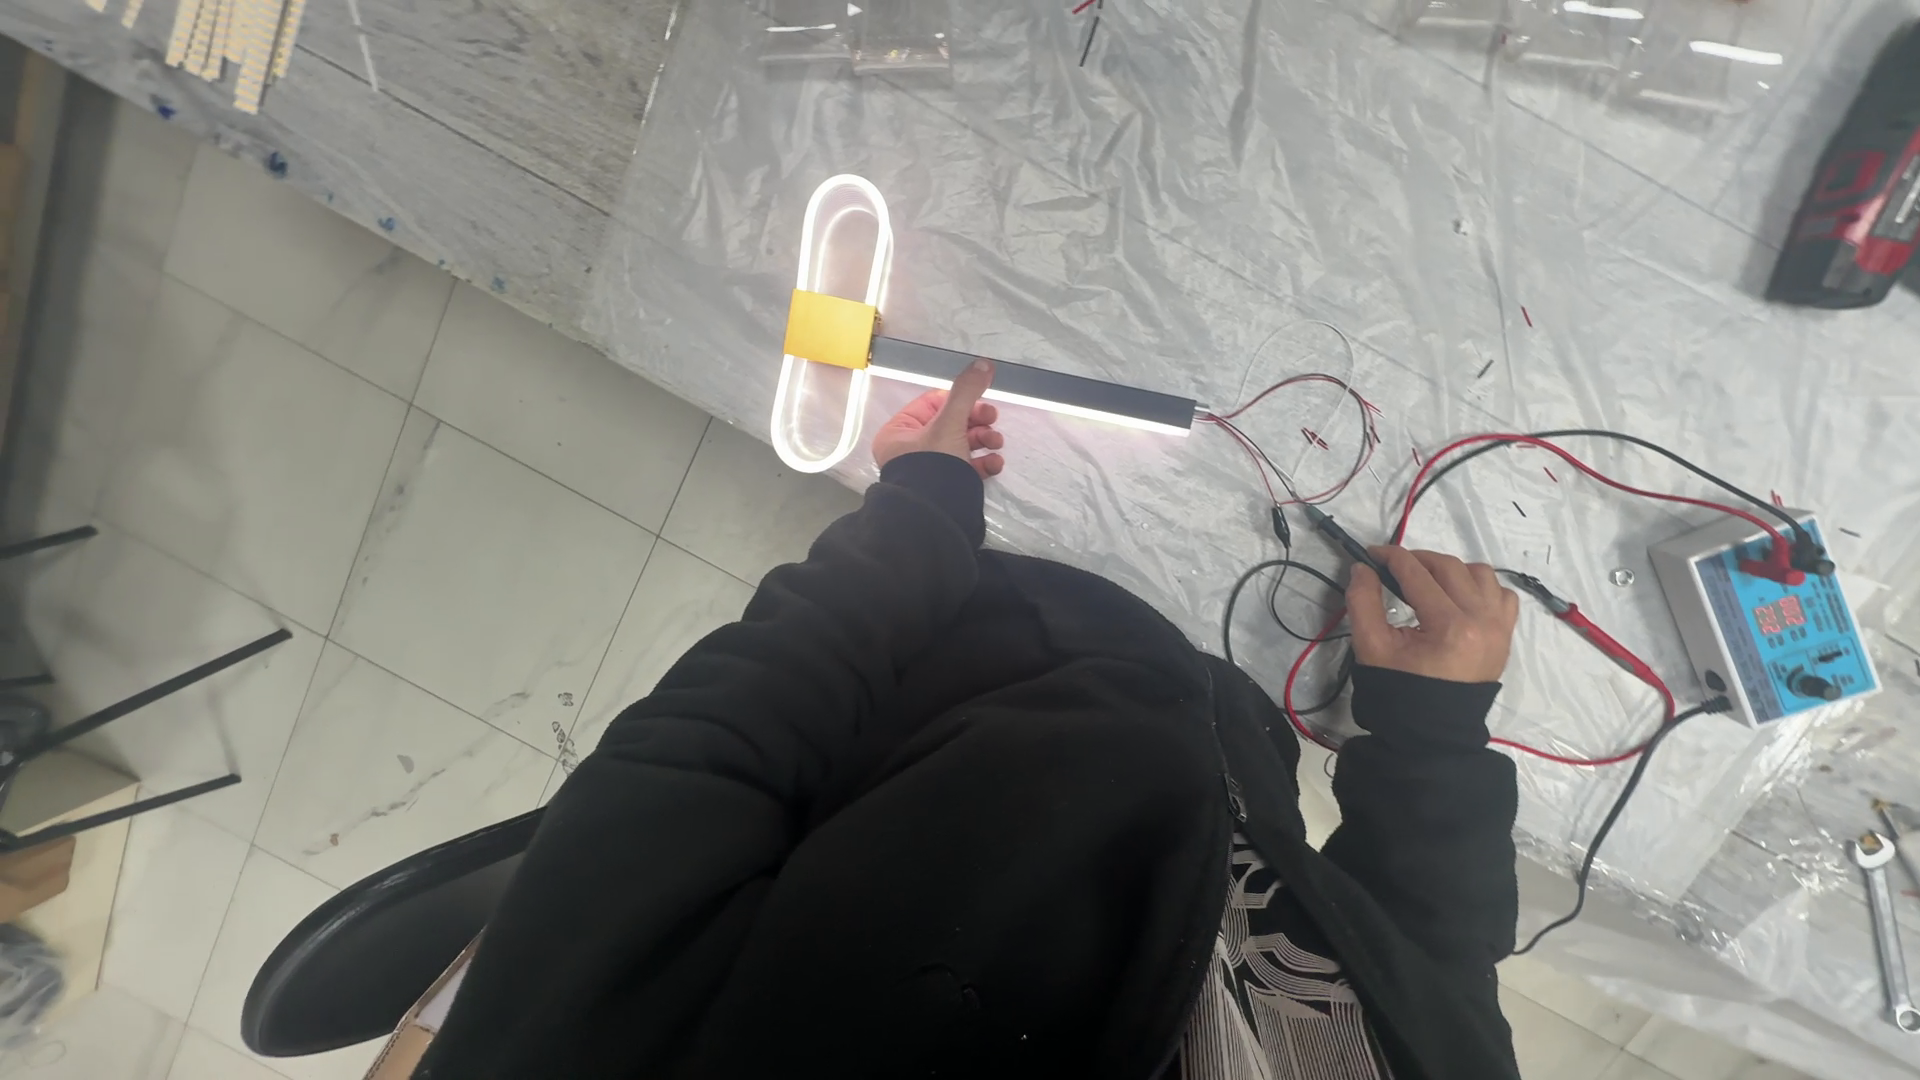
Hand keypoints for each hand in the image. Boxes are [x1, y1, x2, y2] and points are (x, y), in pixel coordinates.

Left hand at [872, 359, 1005, 478]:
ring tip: (996, 444)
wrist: (936, 516)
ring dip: (984, 440)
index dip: (960, 400)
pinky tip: (995, 464)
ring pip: (962, 445)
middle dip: (977, 421)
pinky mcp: (947, 486)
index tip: (980, 403)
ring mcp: (930, 469)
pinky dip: (983, 463)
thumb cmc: (934, 464)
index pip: (932, 403)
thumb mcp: (950, 422)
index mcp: (900, 431)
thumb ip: (967, 391)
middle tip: (993, 421)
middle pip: (951, 423)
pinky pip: (967, 467)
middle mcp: (911, 449)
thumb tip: (985, 363)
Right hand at [1346, 547, 1518, 682]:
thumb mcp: (1370, 644)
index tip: (1371, 553)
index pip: (1418, 573)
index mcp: (1449, 625)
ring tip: (1425, 580)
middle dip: (1417, 559)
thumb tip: (1363, 568)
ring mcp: (1500, 626)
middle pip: (1450, 566)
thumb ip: (1363, 601)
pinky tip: (1456, 595)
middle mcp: (1483, 619)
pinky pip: (1501, 594)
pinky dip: (1479, 586)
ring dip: (1450, 569)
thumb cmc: (1398, 687)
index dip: (1391, 557)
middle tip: (1392, 566)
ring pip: (1480, 573)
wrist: (1431, 728)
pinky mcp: (1505, 634)